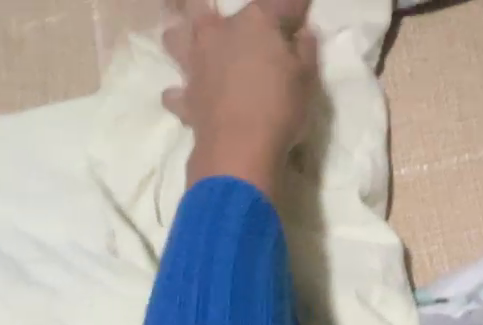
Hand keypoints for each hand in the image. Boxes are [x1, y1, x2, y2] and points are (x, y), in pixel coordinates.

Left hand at [161, 0, 319, 203]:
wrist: (240, 152)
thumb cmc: (280, 110)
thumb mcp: (307, 81)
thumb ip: (305, 52)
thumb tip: (304, 34)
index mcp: (255, 23)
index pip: (281, 5)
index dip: (295, 7)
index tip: (302, 9)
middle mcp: (218, 34)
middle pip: (204, 7)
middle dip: (209, 8)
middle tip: (222, 20)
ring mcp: (196, 65)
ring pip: (175, 38)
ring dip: (181, 38)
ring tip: (194, 48)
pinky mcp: (186, 100)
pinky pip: (175, 94)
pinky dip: (179, 96)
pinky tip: (187, 99)